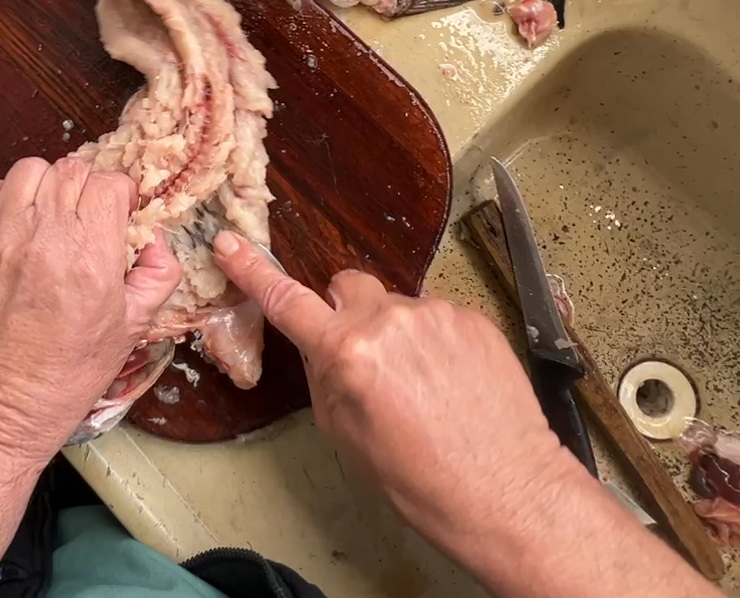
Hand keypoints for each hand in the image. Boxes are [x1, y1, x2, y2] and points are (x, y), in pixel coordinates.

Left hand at [0, 157, 180, 468]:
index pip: (108, 184)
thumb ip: (157, 275)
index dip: (119, 195)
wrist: (0, 408)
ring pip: (30, 169)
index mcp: (90, 256)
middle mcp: (45, 236)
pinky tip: (14, 221)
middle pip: (72, 169)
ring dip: (47, 184)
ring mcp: (1, 237)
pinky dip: (3, 195)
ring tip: (50, 214)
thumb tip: (154, 239)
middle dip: (87, 187)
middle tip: (87, 216)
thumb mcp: (132, 329)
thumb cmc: (69, 373)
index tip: (118, 214)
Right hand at [211, 231, 579, 551]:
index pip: (286, 301)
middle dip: (347, 312)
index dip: (252, 271)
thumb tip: (324, 345)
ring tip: (425, 383)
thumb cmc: (418, 480)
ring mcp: (434, 313)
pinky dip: (435, 340)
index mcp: (346, 353)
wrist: (510, 497)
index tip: (228, 242)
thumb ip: (325, 375)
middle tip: (366, 356)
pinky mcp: (472, 317)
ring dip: (397, 331)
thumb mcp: (345, 433)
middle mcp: (386, 320)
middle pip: (347, 287)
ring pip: (395, 304)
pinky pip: (436, 315)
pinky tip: (453, 380)